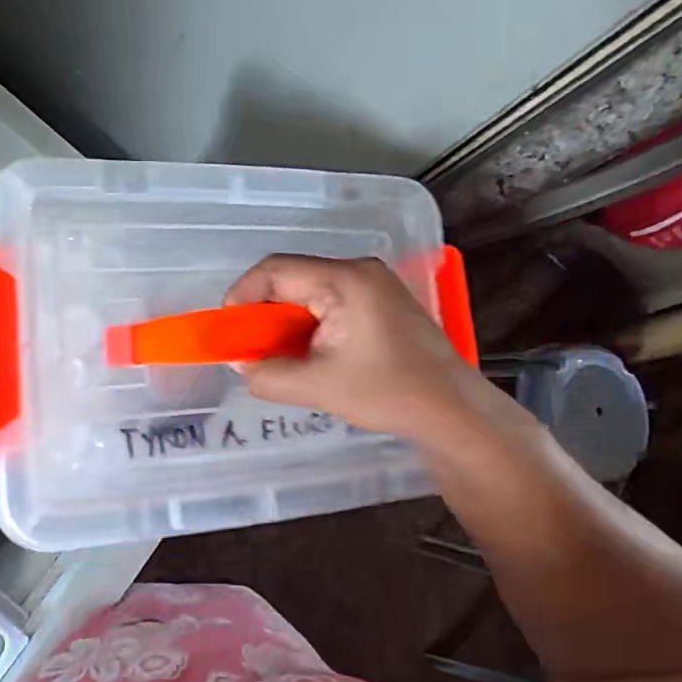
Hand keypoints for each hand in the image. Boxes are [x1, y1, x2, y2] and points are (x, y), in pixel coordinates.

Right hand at [223, 254, 519, 440]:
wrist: (452, 410)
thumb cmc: (388, 392)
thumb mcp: (318, 386)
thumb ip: (268, 374)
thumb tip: (240, 363)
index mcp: (345, 280)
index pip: (276, 271)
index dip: (242, 295)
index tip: (229, 330)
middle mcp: (360, 271)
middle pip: (293, 279)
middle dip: (264, 313)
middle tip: (250, 348)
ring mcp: (375, 285)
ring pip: (311, 293)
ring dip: (287, 323)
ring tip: (277, 356)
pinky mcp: (382, 303)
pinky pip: (331, 303)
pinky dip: (310, 326)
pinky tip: (308, 355)